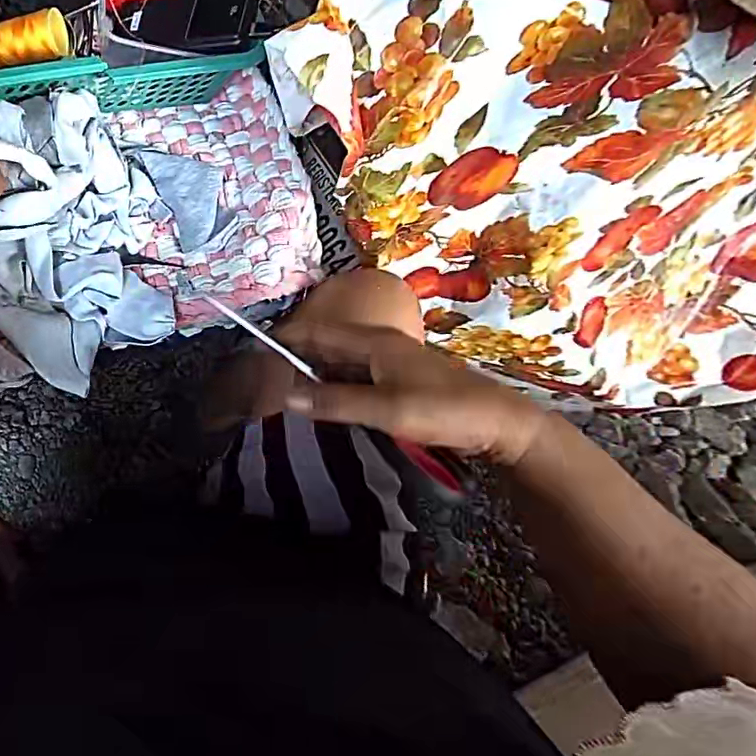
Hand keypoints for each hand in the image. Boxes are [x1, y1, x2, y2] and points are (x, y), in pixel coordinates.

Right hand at [276, 321, 549, 464]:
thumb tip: (287, 395)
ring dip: (314, 373)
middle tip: (264, 377)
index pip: (318, 332)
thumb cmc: (444, 410)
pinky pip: (354, 376)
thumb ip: (336, 402)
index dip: (286, 338)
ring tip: (285, 390)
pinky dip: (333, 385)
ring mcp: (390, 362)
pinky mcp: (398, 380)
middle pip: (326, 344)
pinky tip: (324, 402)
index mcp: (374, 342)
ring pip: (340, 361)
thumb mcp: (386, 409)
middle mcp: (379, 345)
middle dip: (295, 357)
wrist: (500, 423)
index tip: (255, 351)